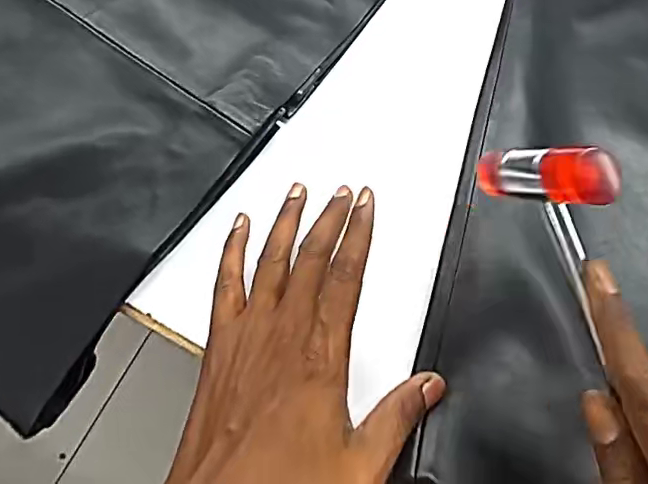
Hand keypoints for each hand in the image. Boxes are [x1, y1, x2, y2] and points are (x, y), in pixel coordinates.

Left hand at [165, 185, 446, 483]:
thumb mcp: (357, 466)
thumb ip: (397, 418)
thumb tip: (429, 387)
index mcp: (321, 355)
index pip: (346, 275)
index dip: (360, 233)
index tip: (367, 206)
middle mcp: (284, 334)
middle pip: (312, 257)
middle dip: (330, 217)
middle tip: (342, 192)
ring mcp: (249, 335)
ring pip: (271, 259)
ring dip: (287, 221)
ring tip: (297, 191)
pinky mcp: (219, 346)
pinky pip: (225, 283)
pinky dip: (232, 250)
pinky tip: (238, 228)